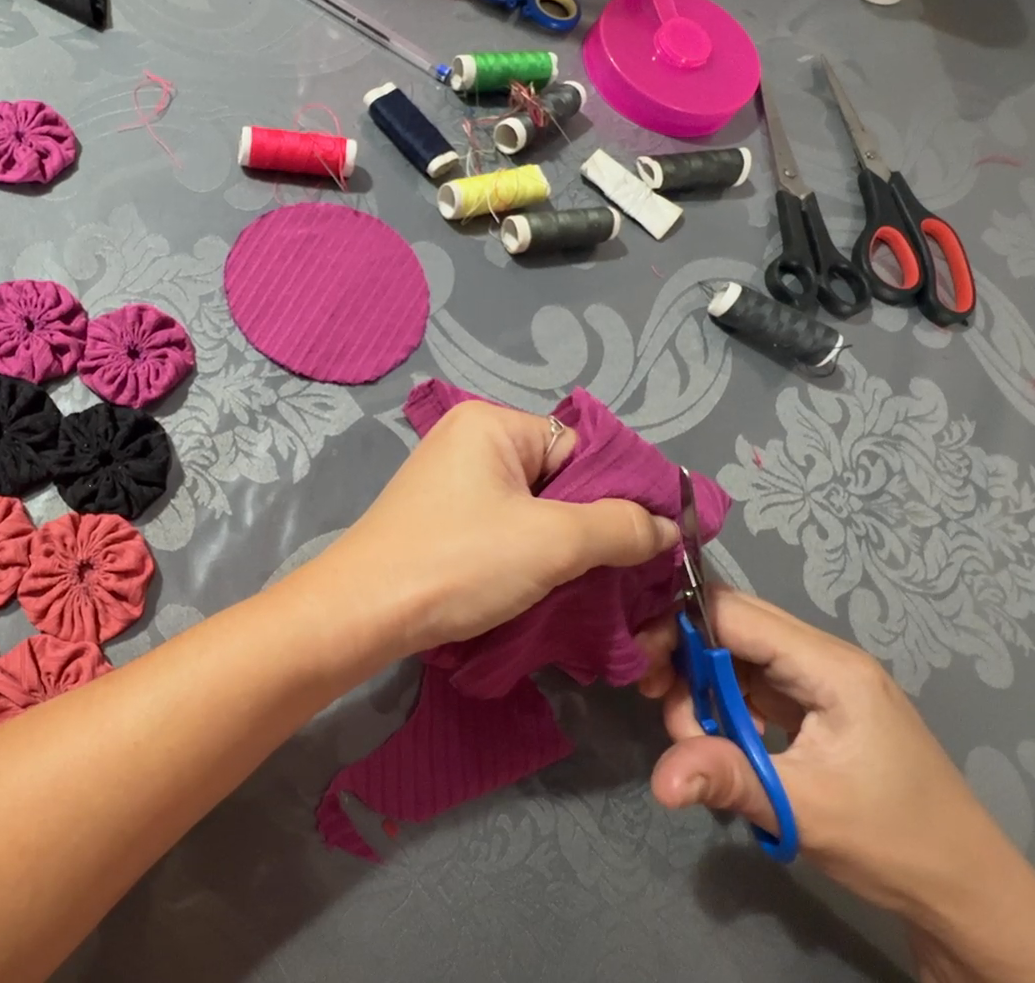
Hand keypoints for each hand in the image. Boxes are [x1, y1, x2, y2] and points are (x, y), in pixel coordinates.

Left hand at [289, 400, 677, 658]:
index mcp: (491, 423)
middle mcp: (468, 442)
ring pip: (534, 511)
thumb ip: (621, 527)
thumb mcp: (553, 541)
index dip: (623, 493)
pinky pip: (504, 530)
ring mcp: (450, 483)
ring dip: (564, 549)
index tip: (657, 542)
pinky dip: (529, 558)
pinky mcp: (440, 522)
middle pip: (561, 478)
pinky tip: (548, 590)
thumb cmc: (459, 562)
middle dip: (594, 525)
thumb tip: (670, 527)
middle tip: (627, 573)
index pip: (584, 447)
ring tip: (591, 587)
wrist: (364, 612)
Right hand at [637, 590, 1034, 980]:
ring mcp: (820, 682)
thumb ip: (725, 778)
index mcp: (830, 667)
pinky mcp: (813, 706)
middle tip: (653, 697)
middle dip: (681, 655)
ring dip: (698, 684)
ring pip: (734, 653)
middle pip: (729, 624)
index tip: (642, 669)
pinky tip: (715, 737)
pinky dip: (720, 702)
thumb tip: (659, 780)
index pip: (732, 613)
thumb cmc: (894, 840)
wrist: (968, 892)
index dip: (677, 628)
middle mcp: (824, 659)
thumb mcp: (803, 809)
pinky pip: (749, 682)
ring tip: (693, 735)